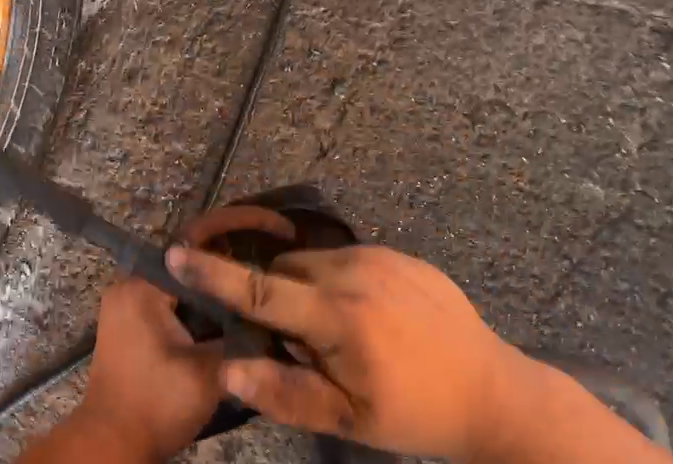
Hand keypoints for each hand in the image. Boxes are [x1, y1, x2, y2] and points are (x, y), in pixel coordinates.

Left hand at [26, 207, 295, 462]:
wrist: (111, 442)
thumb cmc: (156, 402)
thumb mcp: (209, 373)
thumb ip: (241, 338)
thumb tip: (273, 317)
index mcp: (144, 283)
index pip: (196, 237)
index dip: (239, 225)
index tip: (278, 227)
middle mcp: (131, 282)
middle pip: (191, 255)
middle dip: (234, 254)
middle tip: (277, 257)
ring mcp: (129, 302)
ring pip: (185, 279)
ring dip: (220, 282)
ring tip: (264, 283)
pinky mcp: (132, 323)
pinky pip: (174, 298)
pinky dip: (204, 303)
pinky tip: (236, 315)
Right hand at [166, 244, 529, 460]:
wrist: (498, 395)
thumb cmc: (415, 414)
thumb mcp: (348, 420)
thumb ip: (283, 393)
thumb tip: (227, 368)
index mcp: (338, 318)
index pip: (259, 291)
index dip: (213, 274)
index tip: (175, 254)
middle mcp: (354, 274)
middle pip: (285, 271)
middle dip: (278, 297)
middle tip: (302, 341)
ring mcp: (380, 257)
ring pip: (314, 261)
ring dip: (308, 287)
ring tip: (342, 331)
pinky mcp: (400, 253)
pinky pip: (348, 258)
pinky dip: (340, 280)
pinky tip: (373, 318)